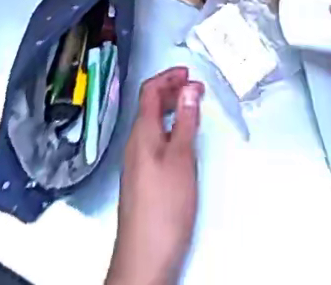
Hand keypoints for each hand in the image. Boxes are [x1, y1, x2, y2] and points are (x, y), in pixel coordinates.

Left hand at [106, 66, 202, 284]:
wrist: (144, 258)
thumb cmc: (165, 207)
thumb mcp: (182, 158)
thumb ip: (186, 122)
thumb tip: (189, 89)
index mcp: (143, 133)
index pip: (150, 91)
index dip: (168, 77)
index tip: (188, 72)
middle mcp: (135, 143)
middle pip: (150, 105)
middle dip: (171, 91)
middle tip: (195, 88)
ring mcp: (136, 162)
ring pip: (152, 123)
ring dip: (171, 110)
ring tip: (193, 109)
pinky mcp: (142, 179)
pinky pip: (154, 140)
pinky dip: (169, 129)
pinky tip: (184, 140)